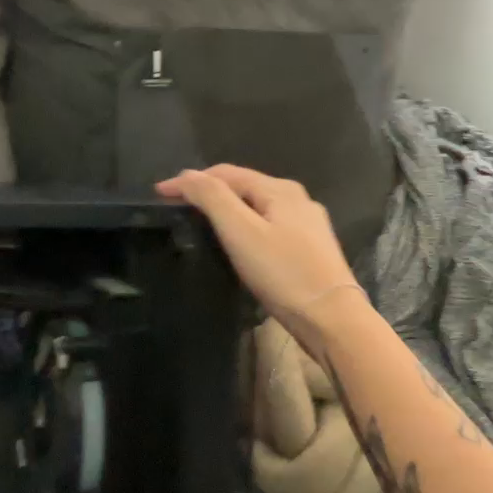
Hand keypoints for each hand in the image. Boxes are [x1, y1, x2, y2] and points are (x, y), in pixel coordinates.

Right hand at [156, 165, 369, 353]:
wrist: (332, 319)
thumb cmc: (282, 272)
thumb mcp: (240, 231)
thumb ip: (212, 198)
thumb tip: (185, 175)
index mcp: (279, 189)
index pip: (226, 173)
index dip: (191, 180)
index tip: (160, 193)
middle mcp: (297, 199)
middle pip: (244, 186)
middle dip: (210, 190)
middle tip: (179, 204)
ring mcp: (308, 224)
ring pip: (258, 205)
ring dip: (228, 207)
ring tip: (203, 220)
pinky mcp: (311, 249)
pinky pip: (270, 224)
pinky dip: (246, 224)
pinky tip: (239, 240)